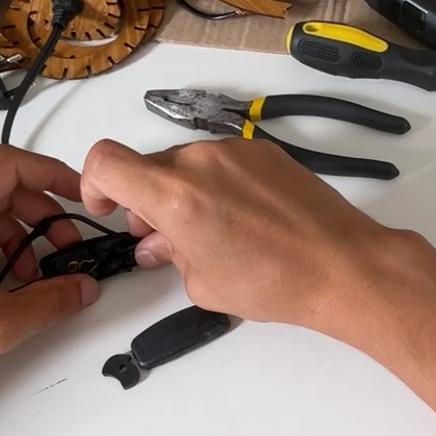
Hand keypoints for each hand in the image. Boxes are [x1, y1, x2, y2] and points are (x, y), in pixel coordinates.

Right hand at [79, 138, 407, 332]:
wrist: (341, 265)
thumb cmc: (278, 280)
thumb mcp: (205, 283)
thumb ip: (169, 256)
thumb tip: (160, 245)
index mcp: (175, 194)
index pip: (105, 161)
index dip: (93, 184)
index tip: (108, 207)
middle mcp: (202, 162)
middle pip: (149, 166)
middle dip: (146, 200)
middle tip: (163, 237)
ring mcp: (237, 152)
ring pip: (187, 164)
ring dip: (184, 193)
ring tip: (210, 233)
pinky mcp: (265, 152)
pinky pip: (223, 162)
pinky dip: (218, 185)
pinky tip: (242, 219)